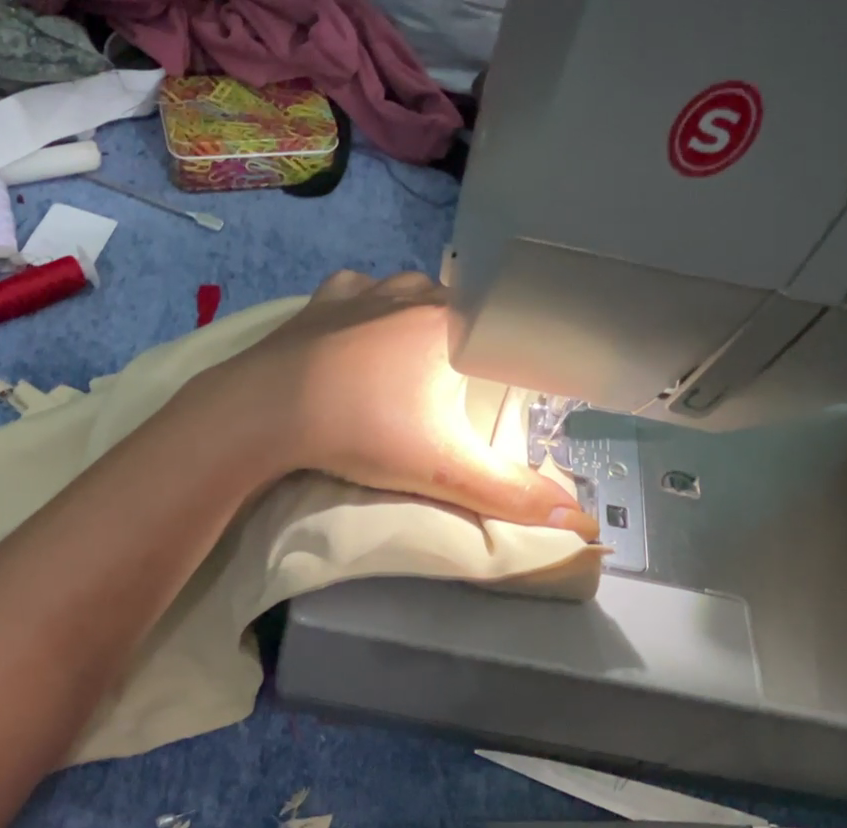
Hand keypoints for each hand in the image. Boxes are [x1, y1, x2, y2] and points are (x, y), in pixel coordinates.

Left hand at [201, 270, 598, 537]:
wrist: (266, 411)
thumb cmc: (365, 432)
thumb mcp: (444, 472)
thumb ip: (510, 494)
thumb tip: (579, 521)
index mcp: (455, 319)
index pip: (506, 327)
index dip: (509, 358)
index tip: (500, 393)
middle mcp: (415, 289)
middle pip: (459, 314)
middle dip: (461, 347)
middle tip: (451, 393)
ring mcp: (364, 288)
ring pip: (408, 299)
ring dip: (413, 328)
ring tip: (404, 372)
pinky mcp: (320, 298)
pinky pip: (358, 298)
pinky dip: (365, 316)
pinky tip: (356, 344)